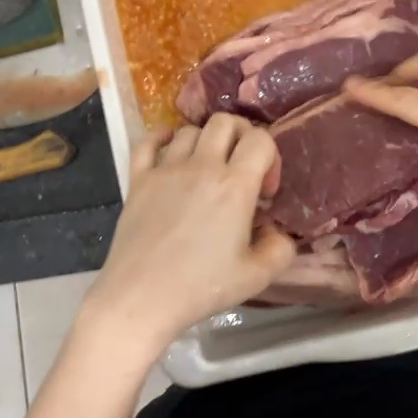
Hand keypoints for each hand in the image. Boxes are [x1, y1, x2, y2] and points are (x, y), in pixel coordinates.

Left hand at [80, 113, 296, 353]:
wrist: (142, 295)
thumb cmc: (202, 286)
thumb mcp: (256, 277)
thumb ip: (280, 249)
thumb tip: (277, 232)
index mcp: (234, 185)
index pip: (260, 139)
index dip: (270, 157)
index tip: (264, 191)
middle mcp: (201, 166)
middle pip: (225, 121)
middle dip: (240, 137)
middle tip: (240, 168)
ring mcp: (165, 169)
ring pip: (189, 130)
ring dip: (205, 142)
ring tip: (207, 170)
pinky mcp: (138, 179)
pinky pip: (148, 141)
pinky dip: (162, 137)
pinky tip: (170, 148)